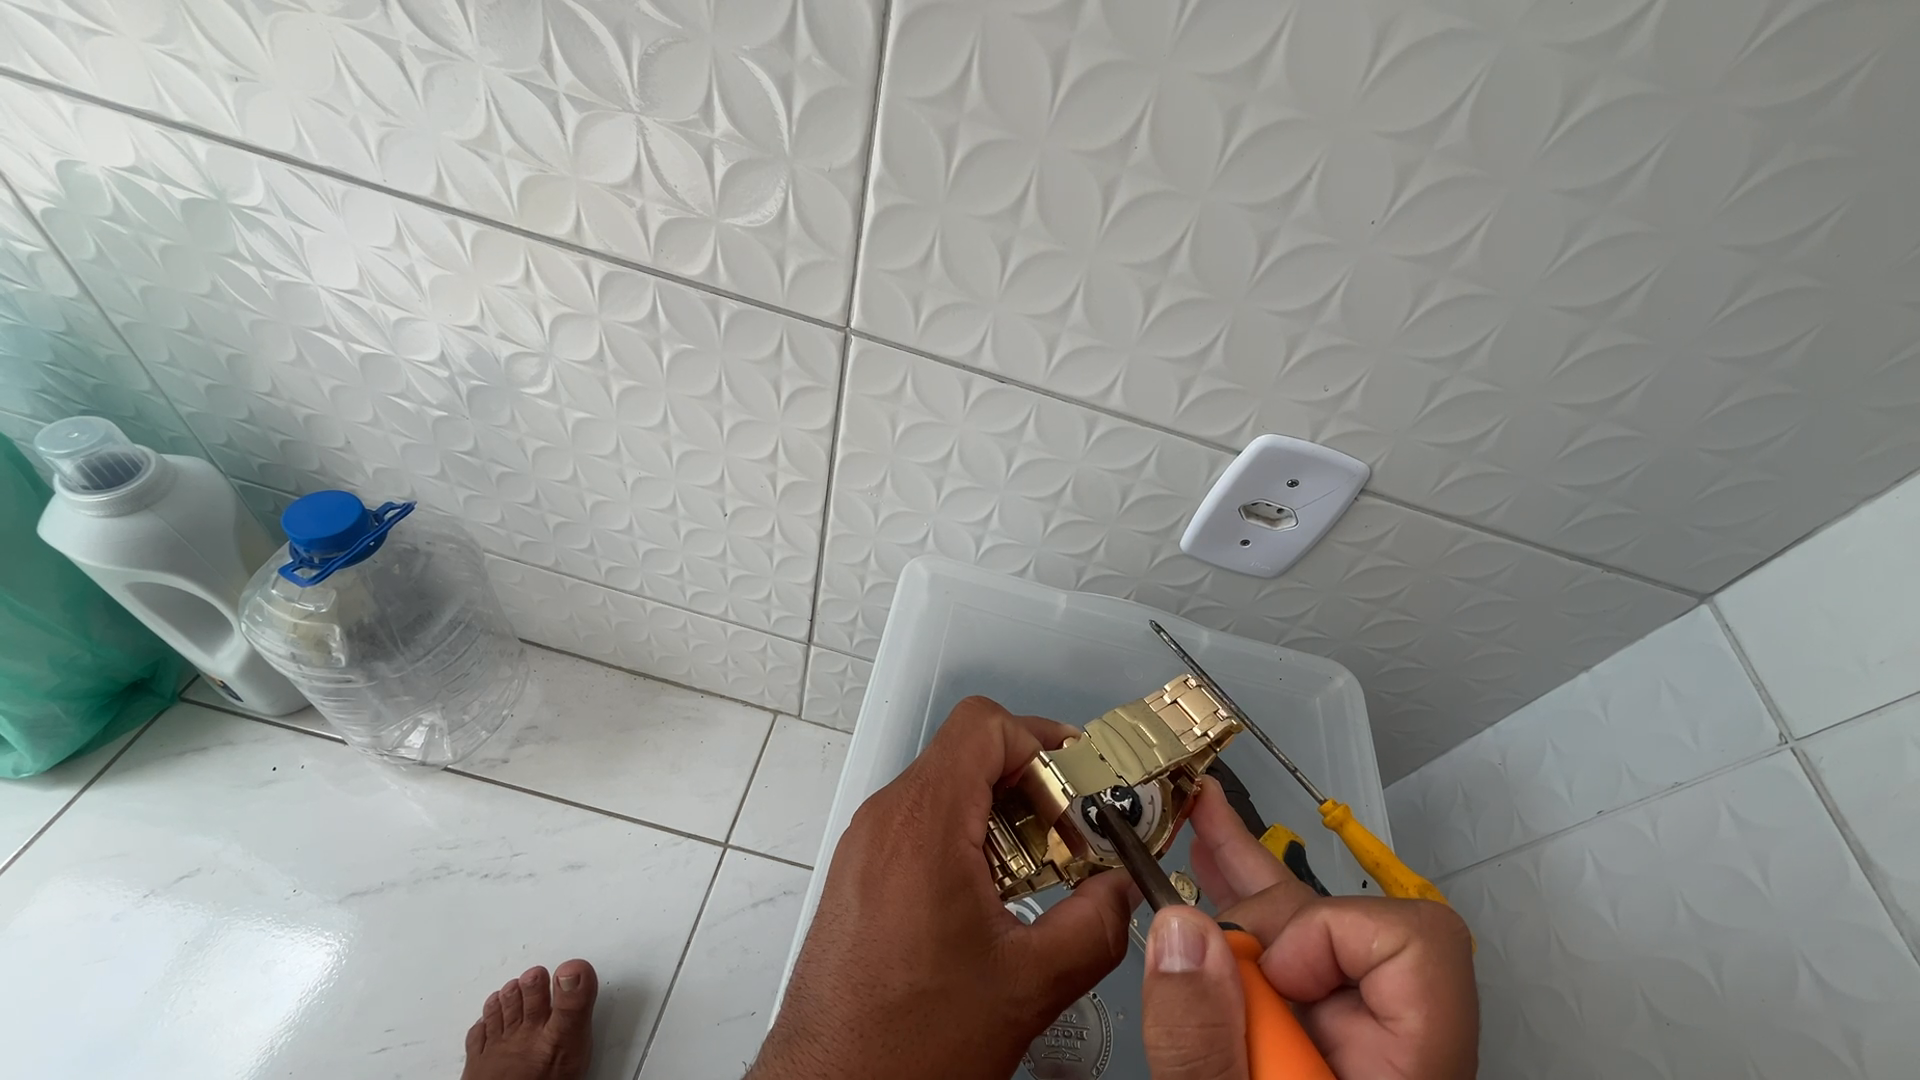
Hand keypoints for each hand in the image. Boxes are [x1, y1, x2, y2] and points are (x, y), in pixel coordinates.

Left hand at [749, 696, 1136, 1079]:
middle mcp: (886, 818)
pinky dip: (965, 834)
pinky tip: (994, 892)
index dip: (1038, 740)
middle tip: (1070, 830)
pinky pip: (919, 820)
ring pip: (944, 785)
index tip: (1078, 782)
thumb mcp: (1028, 985)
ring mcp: (866, 842)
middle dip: (1029, 781)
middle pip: (966, 751)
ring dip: (999, 811)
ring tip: (1037, 867)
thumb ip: (1095, 925)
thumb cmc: (910, 1043)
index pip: (982, 726)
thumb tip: (1122, 889)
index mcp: (923, 824)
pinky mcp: (859, 869)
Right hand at [1141, 780, 1476, 1079]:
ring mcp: (1347, 1028)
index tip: (1270, 973)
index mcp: (1405, 1064)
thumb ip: (1205, 1042)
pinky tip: (1206, 857)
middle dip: (1260, 910)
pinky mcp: (1311, 1026)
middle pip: (1342, 920)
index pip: (1415, 943)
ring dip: (1240, 880)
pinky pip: (1276, 948)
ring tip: (1197, 817)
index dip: (1334, 931)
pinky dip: (1235, 904)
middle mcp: (1388, 1037)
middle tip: (1190, 924)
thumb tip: (1180, 928)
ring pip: (1302, 924)